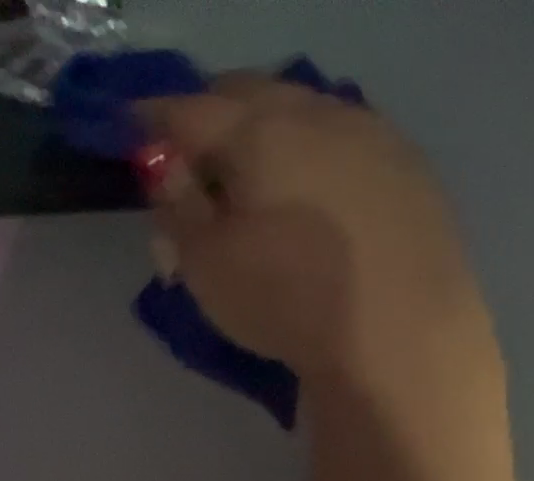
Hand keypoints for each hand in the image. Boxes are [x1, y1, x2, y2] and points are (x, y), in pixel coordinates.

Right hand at [145, 76, 496, 391]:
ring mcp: (370, 132)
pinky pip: (336, 133)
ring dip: (259, 130)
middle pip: (246, 92)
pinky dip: (302, 148)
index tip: (128, 142)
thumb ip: (175, 204)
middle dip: (207, 117)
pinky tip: (297, 189)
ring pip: (296, 107)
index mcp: (259, 134)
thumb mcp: (203, 262)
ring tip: (240, 176)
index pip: (186, 110)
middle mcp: (317, 115)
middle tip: (181, 161)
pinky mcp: (405, 162)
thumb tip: (162, 164)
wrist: (398, 335)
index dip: (149, 123)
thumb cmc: (282, 300)